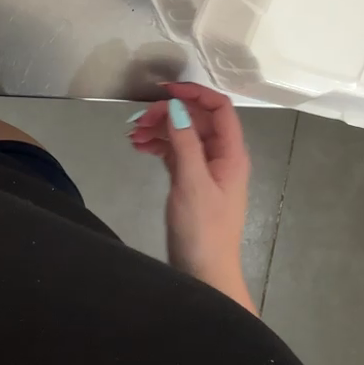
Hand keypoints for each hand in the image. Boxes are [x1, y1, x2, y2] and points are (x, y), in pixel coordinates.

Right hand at [127, 82, 254, 311]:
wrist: (204, 273)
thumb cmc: (203, 230)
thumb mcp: (192, 183)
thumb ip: (185, 143)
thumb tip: (176, 107)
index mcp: (231, 154)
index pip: (219, 108)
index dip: (194, 93)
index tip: (163, 91)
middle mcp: (221, 156)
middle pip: (196, 119)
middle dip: (168, 113)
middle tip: (137, 121)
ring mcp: (205, 168)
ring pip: (183, 134)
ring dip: (159, 129)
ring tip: (132, 135)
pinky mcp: (190, 180)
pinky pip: (175, 151)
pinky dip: (158, 145)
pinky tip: (139, 147)